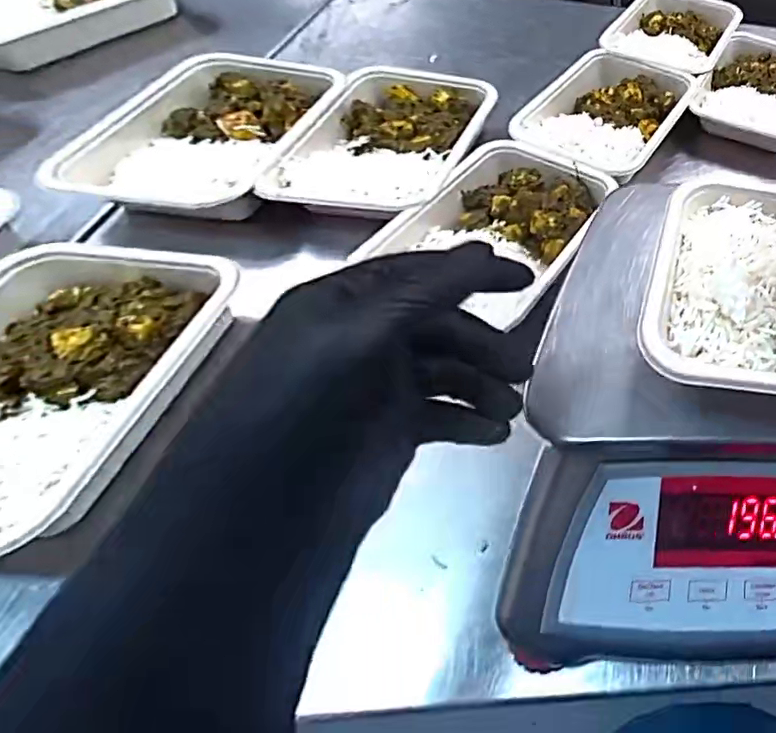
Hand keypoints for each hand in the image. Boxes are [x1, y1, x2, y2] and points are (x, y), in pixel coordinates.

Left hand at [197, 244, 536, 501]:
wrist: (249, 523)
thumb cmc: (302, 410)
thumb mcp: (365, 334)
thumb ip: (429, 290)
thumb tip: (484, 252)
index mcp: (341, 306)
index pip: (421, 273)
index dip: (475, 273)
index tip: (526, 279)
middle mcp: (359, 339)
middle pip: (444, 325)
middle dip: (486, 344)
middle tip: (520, 367)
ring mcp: (374, 386)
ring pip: (450, 370)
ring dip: (486, 386)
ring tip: (509, 408)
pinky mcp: (388, 429)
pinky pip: (444, 410)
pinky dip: (472, 418)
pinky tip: (490, 432)